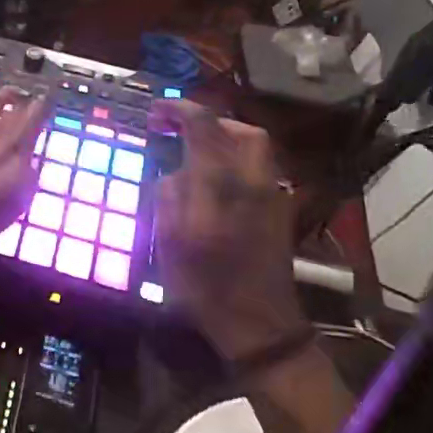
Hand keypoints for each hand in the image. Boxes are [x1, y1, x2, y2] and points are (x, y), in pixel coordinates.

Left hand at [0, 85, 46, 254]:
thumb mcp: (16, 204)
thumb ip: (27, 177)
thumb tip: (30, 158)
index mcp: (15, 156)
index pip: (32, 125)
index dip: (40, 111)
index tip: (45, 101)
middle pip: (13, 113)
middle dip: (24, 103)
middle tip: (30, 96)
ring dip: (3, 95)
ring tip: (10, 91)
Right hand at [151, 99, 303, 359]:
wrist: (257, 322)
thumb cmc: (204, 283)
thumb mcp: (170, 240)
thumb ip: (168, 195)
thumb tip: (172, 172)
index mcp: (220, 185)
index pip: (204, 126)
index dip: (178, 110)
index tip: (155, 112)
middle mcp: (252, 181)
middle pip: (242, 130)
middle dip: (209, 121)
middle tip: (177, 129)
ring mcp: (271, 195)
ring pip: (255, 147)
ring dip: (223, 138)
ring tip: (191, 150)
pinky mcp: (277, 210)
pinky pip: (257, 167)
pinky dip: (233, 158)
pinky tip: (211, 179)